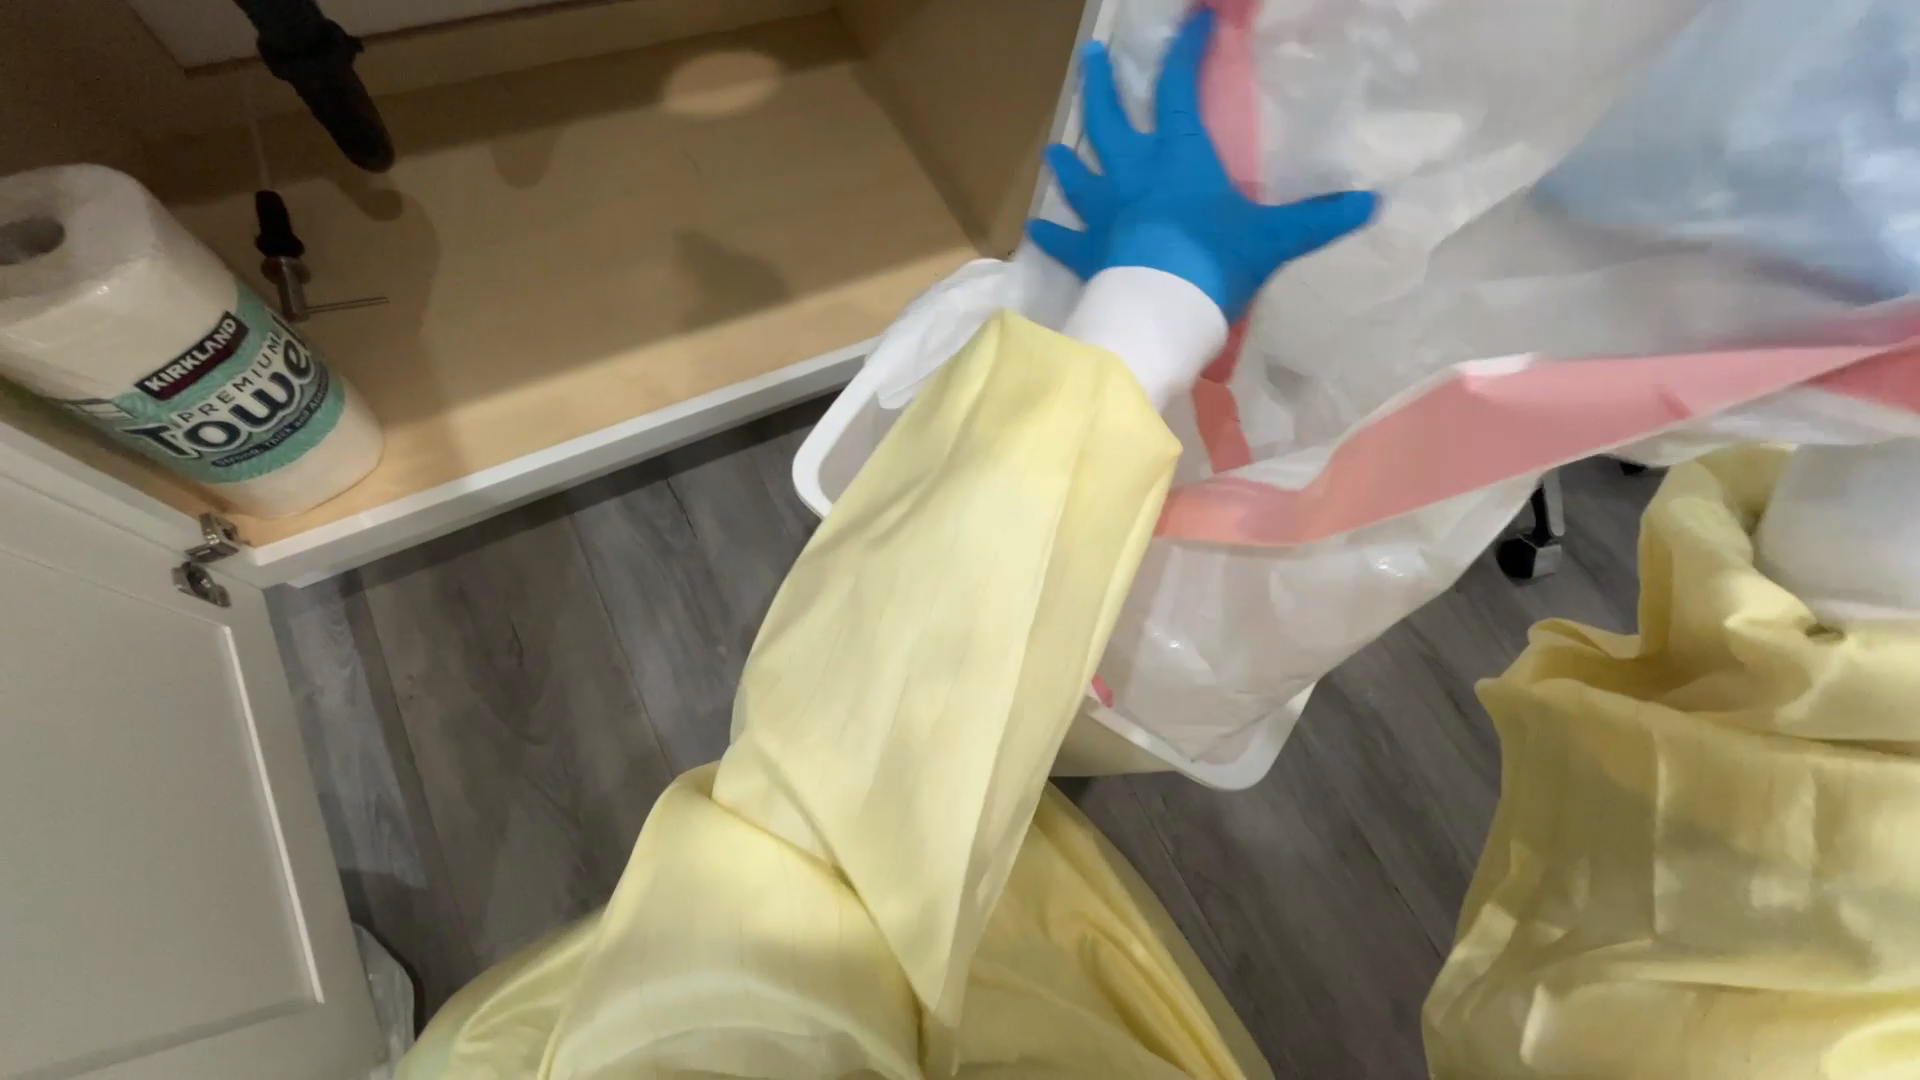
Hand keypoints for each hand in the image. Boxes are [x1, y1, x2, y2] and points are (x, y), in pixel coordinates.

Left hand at [1029, 7, 1377, 321]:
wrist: (1162, 315)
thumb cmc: (1214, 266)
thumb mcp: (1271, 240)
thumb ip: (1316, 221)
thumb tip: (1371, 205)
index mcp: (1179, 157)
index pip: (1180, 89)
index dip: (1186, 51)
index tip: (1193, 21)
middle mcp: (1133, 176)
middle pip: (1110, 121)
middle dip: (1102, 86)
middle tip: (1091, 60)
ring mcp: (1104, 215)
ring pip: (1079, 178)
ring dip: (1067, 163)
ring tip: (1054, 150)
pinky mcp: (1088, 254)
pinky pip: (1065, 241)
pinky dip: (1052, 235)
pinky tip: (1036, 228)